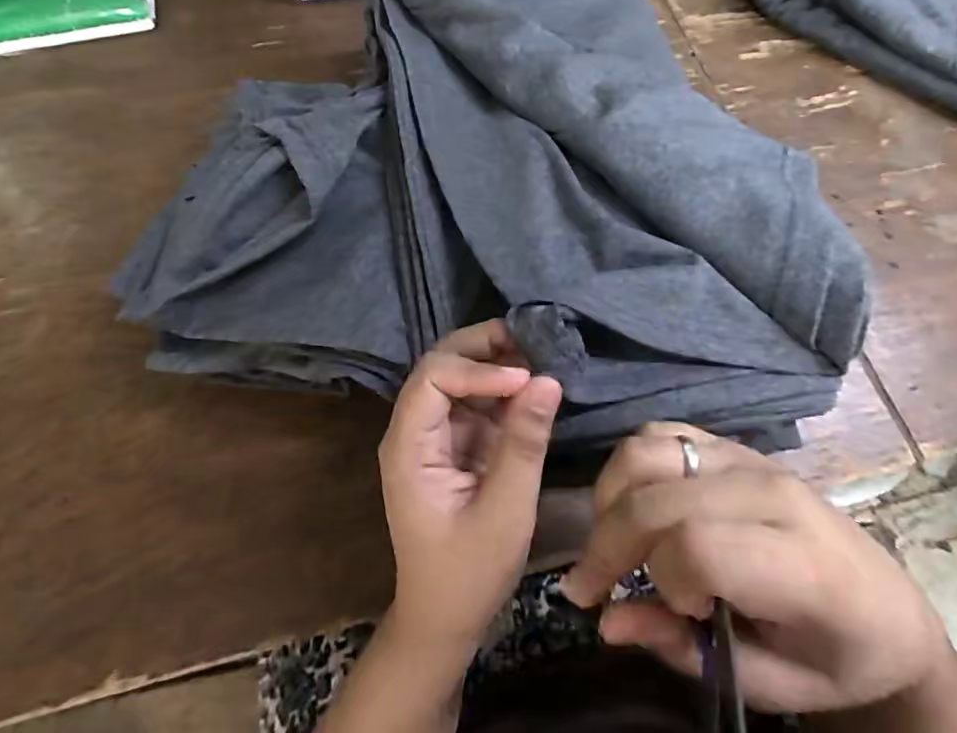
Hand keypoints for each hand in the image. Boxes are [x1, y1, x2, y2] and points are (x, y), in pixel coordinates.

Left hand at [378, 320, 563, 650]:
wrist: (445, 616)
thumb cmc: (468, 572)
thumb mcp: (505, 511)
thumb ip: (524, 443)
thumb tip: (548, 380)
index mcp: (408, 446)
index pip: (433, 379)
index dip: (477, 370)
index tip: (524, 378)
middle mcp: (415, 430)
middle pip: (441, 365)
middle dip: (483, 347)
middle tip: (533, 340)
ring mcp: (435, 434)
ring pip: (459, 375)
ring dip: (497, 361)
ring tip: (541, 354)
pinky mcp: (457, 442)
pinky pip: (478, 400)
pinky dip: (506, 387)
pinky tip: (535, 384)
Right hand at [560, 423, 955, 713]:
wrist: (890, 608)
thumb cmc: (837, 659)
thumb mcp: (774, 684)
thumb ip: (688, 650)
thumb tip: (608, 621)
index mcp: (801, 564)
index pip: (698, 544)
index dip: (665, 581)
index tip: (678, 611)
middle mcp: (772, 493)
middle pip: (658, 494)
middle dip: (609, 542)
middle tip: (591, 587)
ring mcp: (751, 458)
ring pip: (649, 448)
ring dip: (612, 495)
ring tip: (613, 542)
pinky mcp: (737, 446)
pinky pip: (664, 432)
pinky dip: (633, 464)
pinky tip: (634, 504)